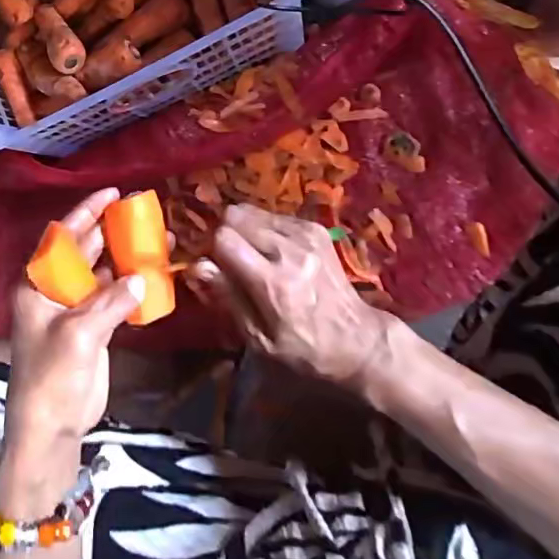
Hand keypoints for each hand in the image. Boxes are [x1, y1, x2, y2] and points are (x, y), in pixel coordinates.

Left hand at [0, 188, 142, 518]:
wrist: (51, 428)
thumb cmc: (51, 376)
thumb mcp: (78, 335)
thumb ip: (110, 303)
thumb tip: (142, 278)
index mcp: (38, 283)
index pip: (62, 237)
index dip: (86, 212)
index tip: (112, 192)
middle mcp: (54, 289)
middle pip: (83, 250)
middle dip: (109, 230)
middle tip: (139, 211)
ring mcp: (74, 308)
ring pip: (100, 272)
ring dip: (123, 257)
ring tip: (153, 238)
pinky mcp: (92, 327)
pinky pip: (112, 297)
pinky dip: (129, 286)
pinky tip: (150, 275)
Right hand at [188, 203, 401, 393]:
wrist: (359, 339)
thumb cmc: (305, 347)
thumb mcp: (260, 338)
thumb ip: (228, 297)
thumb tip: (198, 266)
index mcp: (273, 282)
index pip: (224, 238)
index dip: (212, 249)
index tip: (215, 265)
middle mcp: (289, 251)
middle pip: (235, 216)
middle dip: (225, 233)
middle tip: (231, 257)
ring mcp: (305, 235)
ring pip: (251, 210)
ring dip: (244, 228)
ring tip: (252, 253)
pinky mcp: (315, 228)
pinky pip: (272, 214)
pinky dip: (264, 227)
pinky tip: (273, 250)